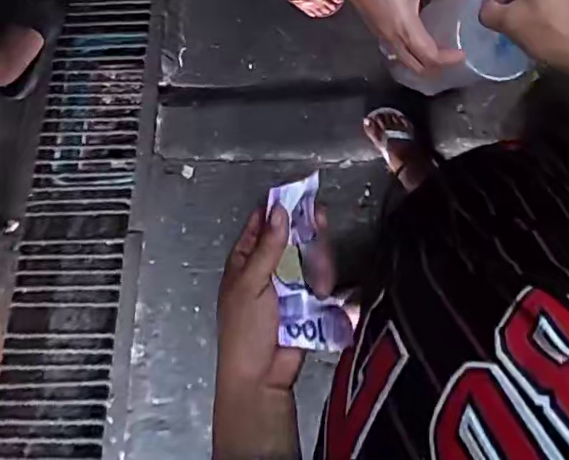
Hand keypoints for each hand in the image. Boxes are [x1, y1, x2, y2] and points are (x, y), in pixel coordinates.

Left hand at [215, 203, 334, 393]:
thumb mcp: (250, 285)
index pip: (261, 225)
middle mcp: (268, 267)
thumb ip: (268, 247)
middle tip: (317, 213)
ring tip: (321, 244)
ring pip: (308, 252)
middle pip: (290, 235)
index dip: (276, 207)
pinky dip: (324, 274)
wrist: (262, 378)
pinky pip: (319, 275)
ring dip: (316, 246)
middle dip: (303, 224)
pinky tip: (324, 279)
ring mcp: (290, 282)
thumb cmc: (245, 331)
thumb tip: (279, 209)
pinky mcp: (309, 296)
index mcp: (244, 262)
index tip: (295, 190)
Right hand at [327, 0, 467, 74]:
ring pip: (406, 60)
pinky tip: (422, 34)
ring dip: (424, 61)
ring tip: (442, 48)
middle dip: (438, 67)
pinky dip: (414, 51)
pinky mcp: (377, 28)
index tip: (464, 53)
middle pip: (417, 66)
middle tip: (455, 55)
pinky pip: (399, 50)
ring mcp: (383, 35)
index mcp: (405, 29)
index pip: (430, 57)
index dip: (449, 60)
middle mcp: (393, 38)